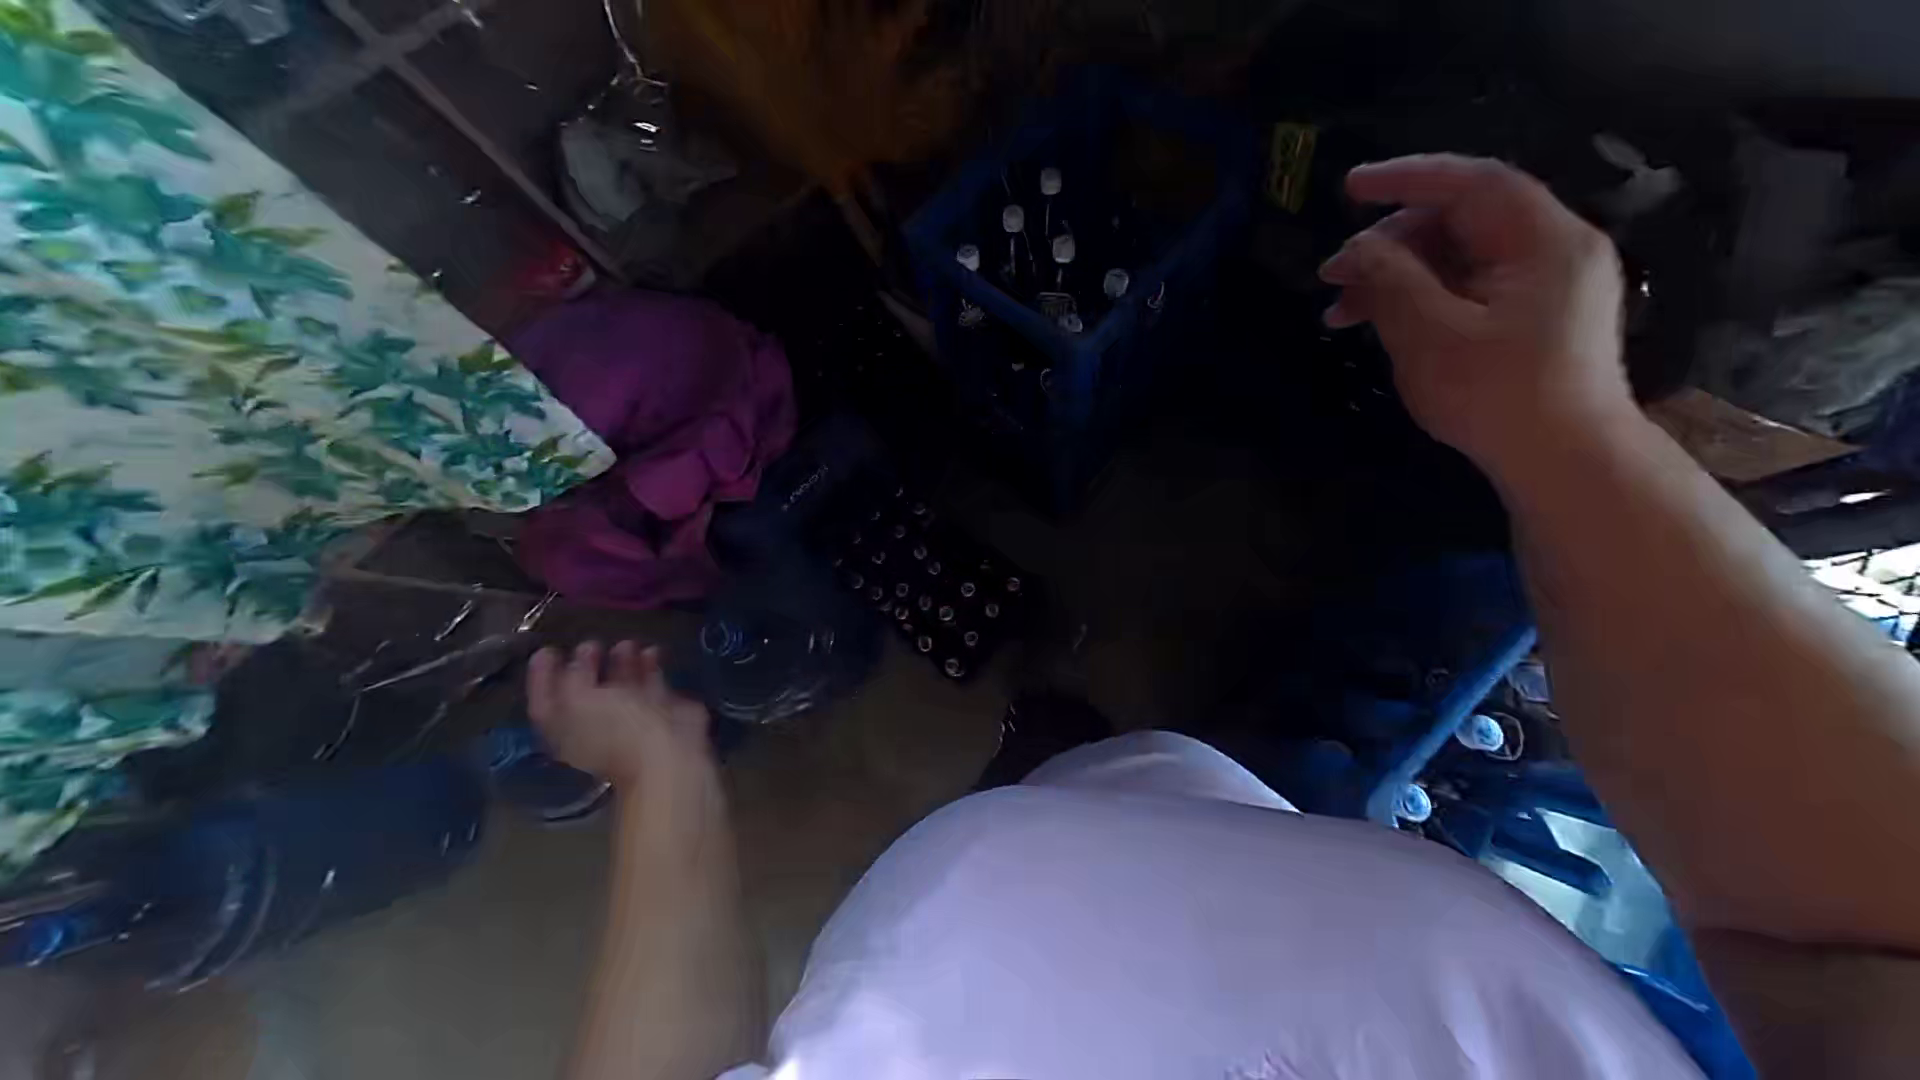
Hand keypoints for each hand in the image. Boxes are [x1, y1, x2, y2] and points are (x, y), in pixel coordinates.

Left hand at [527, 640, 713, 791]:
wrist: (668, 752)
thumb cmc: (615, 730)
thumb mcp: (579, 702)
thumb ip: (571, 678)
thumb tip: (577, 660)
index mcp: (566, 728)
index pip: (546, 701)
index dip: (542, 677)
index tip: (547, 649)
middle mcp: (595, 723)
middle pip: (586, 690)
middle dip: (587, 665)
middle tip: (591, 643)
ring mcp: (630, 717)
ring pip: (621, 684)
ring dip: (622, 661)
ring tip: (626, 642)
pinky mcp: (661, 709)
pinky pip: (652, 681)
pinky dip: (650, 665)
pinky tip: (651, 651)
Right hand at [1318, 154, 1633, 474]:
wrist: (1561, 459)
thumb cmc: (1496, 395)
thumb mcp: (1430, 335)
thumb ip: (1392, 280)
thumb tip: (1359, 247)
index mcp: (1543, 242)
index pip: (1472, 184)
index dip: (1407, 178)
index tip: (1349, 187)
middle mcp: (1550, 251)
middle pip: (1459, 222)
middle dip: (1389, 243)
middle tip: (1332, 276)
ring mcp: (1541, 286)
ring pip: (1456, 259)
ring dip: (1394, 277)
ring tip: (1340, 311)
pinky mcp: (1527, 317)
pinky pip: (1464, 289)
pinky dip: (1418, 299)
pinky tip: (1378, 323)